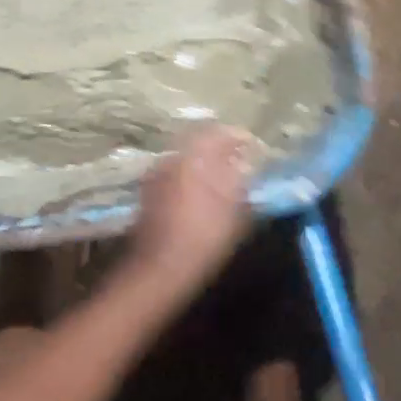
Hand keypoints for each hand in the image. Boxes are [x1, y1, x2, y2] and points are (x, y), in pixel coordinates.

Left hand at [126, 125, 257, 292]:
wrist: (160, 267)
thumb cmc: (203, 239)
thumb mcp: (234, 212)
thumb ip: (241, 182)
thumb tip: (246, 165)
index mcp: (194, 158)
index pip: (218, 133)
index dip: (238, 137)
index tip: (253, 146)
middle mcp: (172, 158)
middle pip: (198, 141)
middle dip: (219, 147)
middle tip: (238, 159)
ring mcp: (156, 173)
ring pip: (185, 156)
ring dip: (203, 161)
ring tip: (222, 176)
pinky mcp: (147, 189)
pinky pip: (174, 172)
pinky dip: (189, 175)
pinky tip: (200, 191)